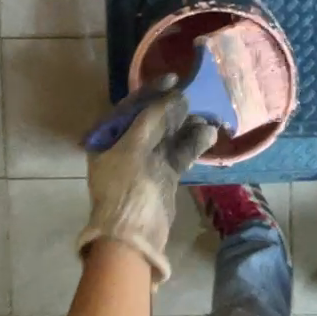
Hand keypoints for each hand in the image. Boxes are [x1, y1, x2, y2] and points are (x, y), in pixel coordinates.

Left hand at [77, 85, 216, 285]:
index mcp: (107, 138)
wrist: (132, 236)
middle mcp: (124, 146)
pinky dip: (192, 143)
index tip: (174, 79)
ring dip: (187, 124)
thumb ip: (154, 118)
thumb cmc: (125, 188)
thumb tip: (176, 96)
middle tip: (195, 95)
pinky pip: (178, 152)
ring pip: (168, 135)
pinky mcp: (163, 174)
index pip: (130, 106)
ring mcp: (145, 161)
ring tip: (207, 115)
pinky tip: (209, 134)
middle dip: (174, 107)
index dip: (151, 91)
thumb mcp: (135, 147)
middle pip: (152, 118)